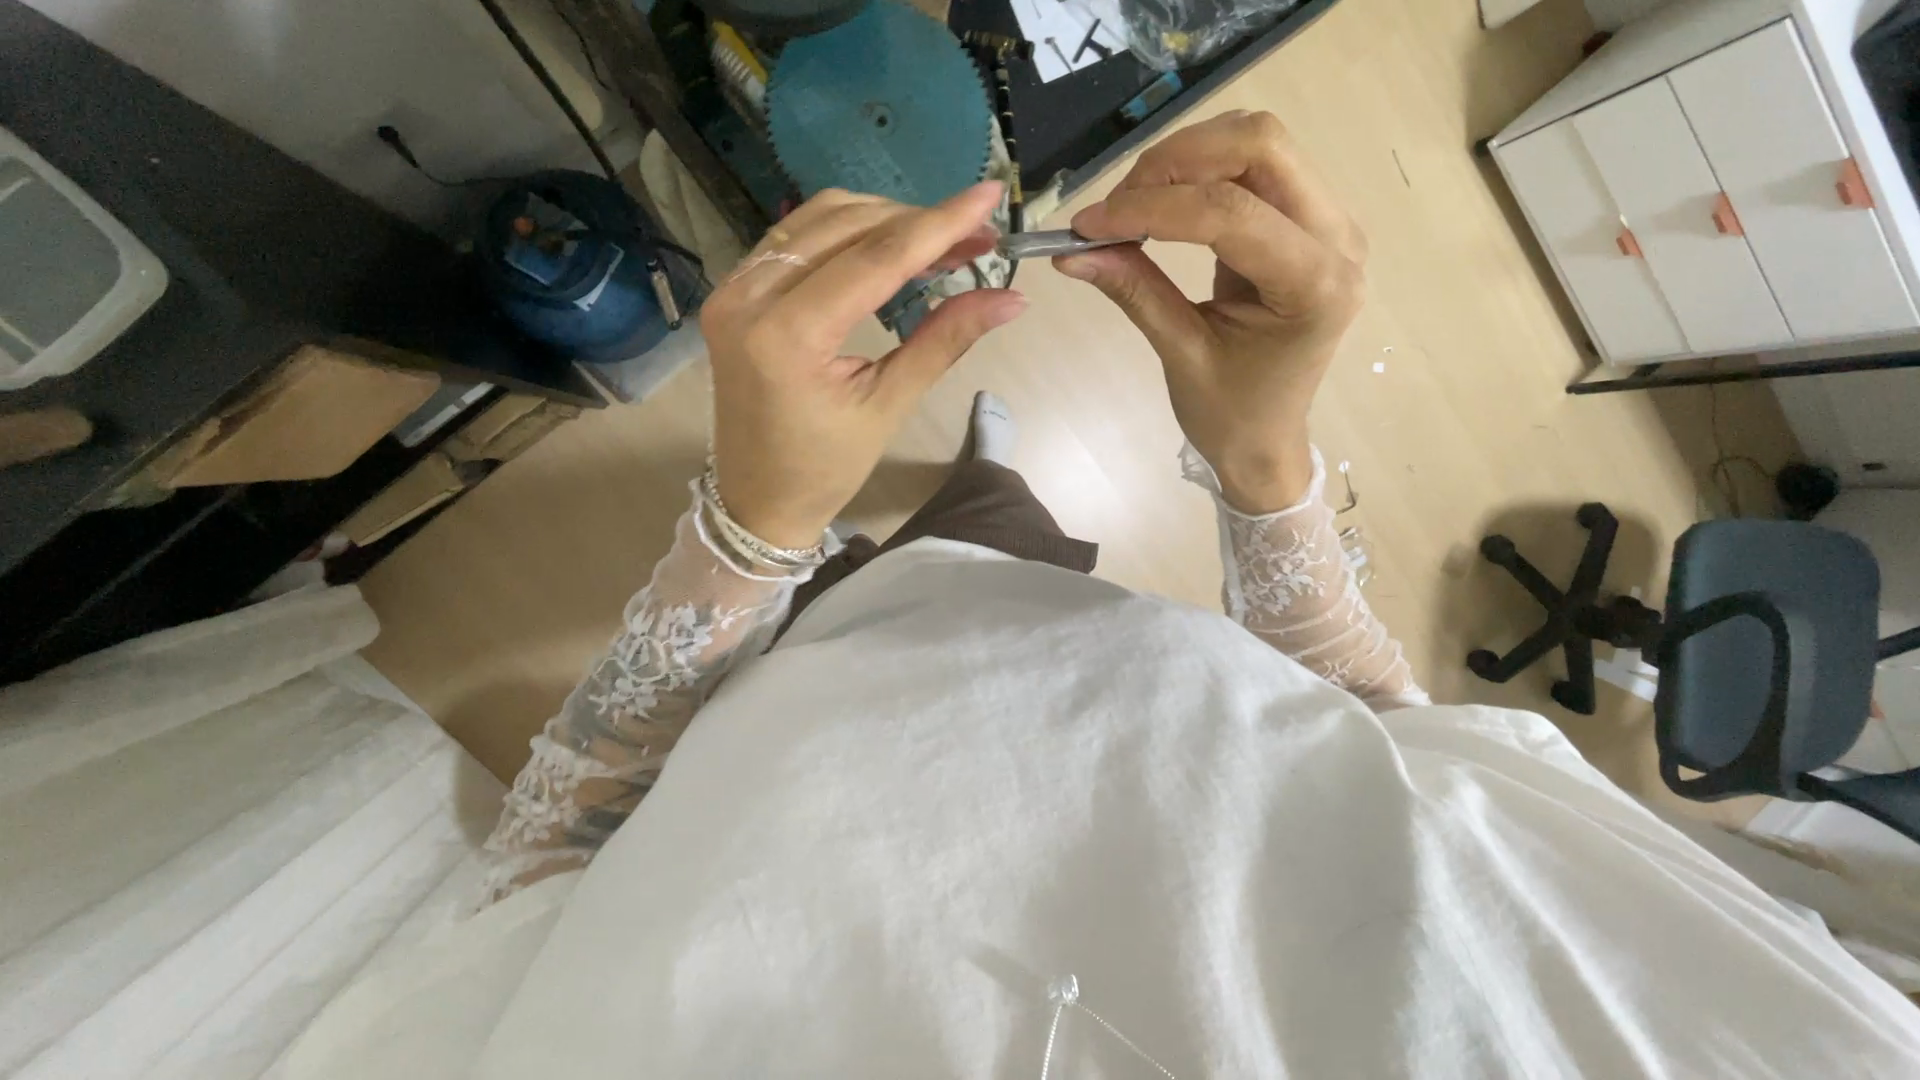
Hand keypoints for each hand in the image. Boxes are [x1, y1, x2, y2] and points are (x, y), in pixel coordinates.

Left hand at [700, 182, 1024, 549]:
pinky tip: (886, 249)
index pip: (874, 259)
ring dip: (882, 219)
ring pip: (817, 219)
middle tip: (974, 237)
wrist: (757, 499)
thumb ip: (944, 341)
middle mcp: (749, 298)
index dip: (938, 224)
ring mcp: (733, 290)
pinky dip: (847, 233)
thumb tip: (1011, 299)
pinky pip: (795, 238)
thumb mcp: (888, 406)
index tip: (988, 197)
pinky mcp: (733, 291)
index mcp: (787, 337)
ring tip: (937, 242)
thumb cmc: (826, 468)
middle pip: (846, 225)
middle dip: (916, 222)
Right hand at [1057, 111, 1366, 512]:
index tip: (1086, 225)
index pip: (1229, 214)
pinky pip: (1256, 167)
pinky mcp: (1310, 219)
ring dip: (1185, 160)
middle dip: (1175, 162)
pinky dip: (1200, 172)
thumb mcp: (1180, 354)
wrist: (1267, 438)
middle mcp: (1338, 239)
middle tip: (1117, 205)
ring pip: (1258, 144)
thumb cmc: (1230, 413)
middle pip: (1260, 146)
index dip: (1150, 208)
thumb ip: (1134, 290)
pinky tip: (1162, 205)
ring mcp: (1331, 223)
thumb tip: (1071, 250)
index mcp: (1316, 286)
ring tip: (1133, 206)